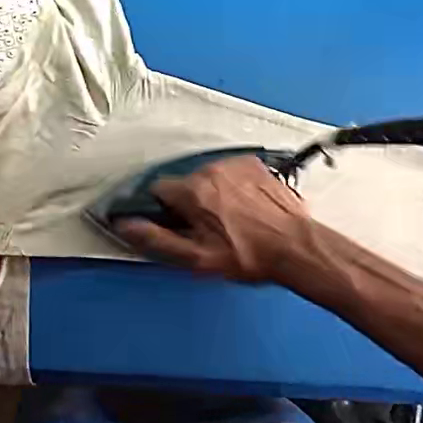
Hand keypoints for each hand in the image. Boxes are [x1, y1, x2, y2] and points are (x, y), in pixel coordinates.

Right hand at [112, 156, 320, 283]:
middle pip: (184, 184)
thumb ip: (157, 239)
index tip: (170, 222)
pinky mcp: (253, 164)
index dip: (161, 209)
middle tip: (206, 229)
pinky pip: (231, 172)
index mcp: (192, 191)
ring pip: (208, 177)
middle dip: (189, 204)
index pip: (157, 189)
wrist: (295, 246)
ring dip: (211, 194)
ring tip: (230, 220)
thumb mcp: (197, 258)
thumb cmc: (249, 255)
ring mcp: (234, 164)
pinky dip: (232, 186)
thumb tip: (126, 225)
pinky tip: (245, 207)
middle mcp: (210, 170)